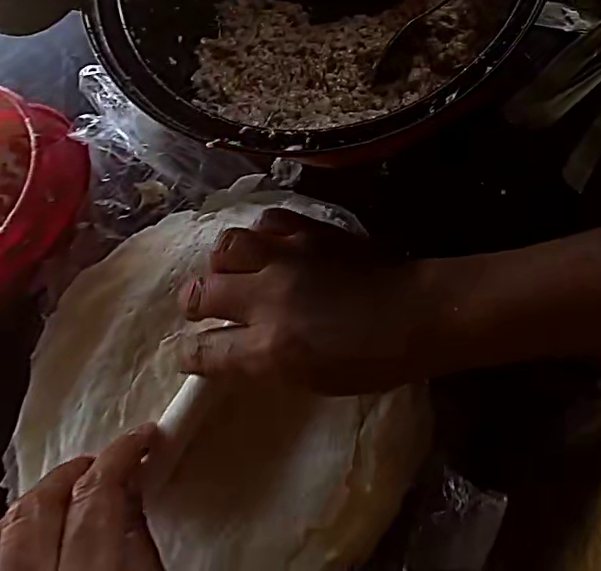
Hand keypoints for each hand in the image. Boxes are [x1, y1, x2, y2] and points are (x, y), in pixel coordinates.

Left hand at [0, 425, 163, 570]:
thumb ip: (137, 550)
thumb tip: (132, 488)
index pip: (95, 502)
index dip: (120, 457)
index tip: (141, 437)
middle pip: (35, 513)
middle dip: (72, 475)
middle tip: (102, 465)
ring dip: (29, 504)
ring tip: (60, 496)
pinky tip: (16, 536)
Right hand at [177, 208, 434, 394]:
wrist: (412, 311)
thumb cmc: (368, 359)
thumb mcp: (309, 379)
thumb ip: (263, 361)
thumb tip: (234, 350)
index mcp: (269, 347)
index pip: (206, 351)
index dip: (189, 354)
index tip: (188, 353)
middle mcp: (268, 297)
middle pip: (204, 291)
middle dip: (192, 301)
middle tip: (199, 303)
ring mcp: (287, 256)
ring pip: (227, 245)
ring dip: (221, 261)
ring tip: (229, 267)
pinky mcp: (307, 230)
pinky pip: (266, 221)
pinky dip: (260, 234)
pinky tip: (267, 243)